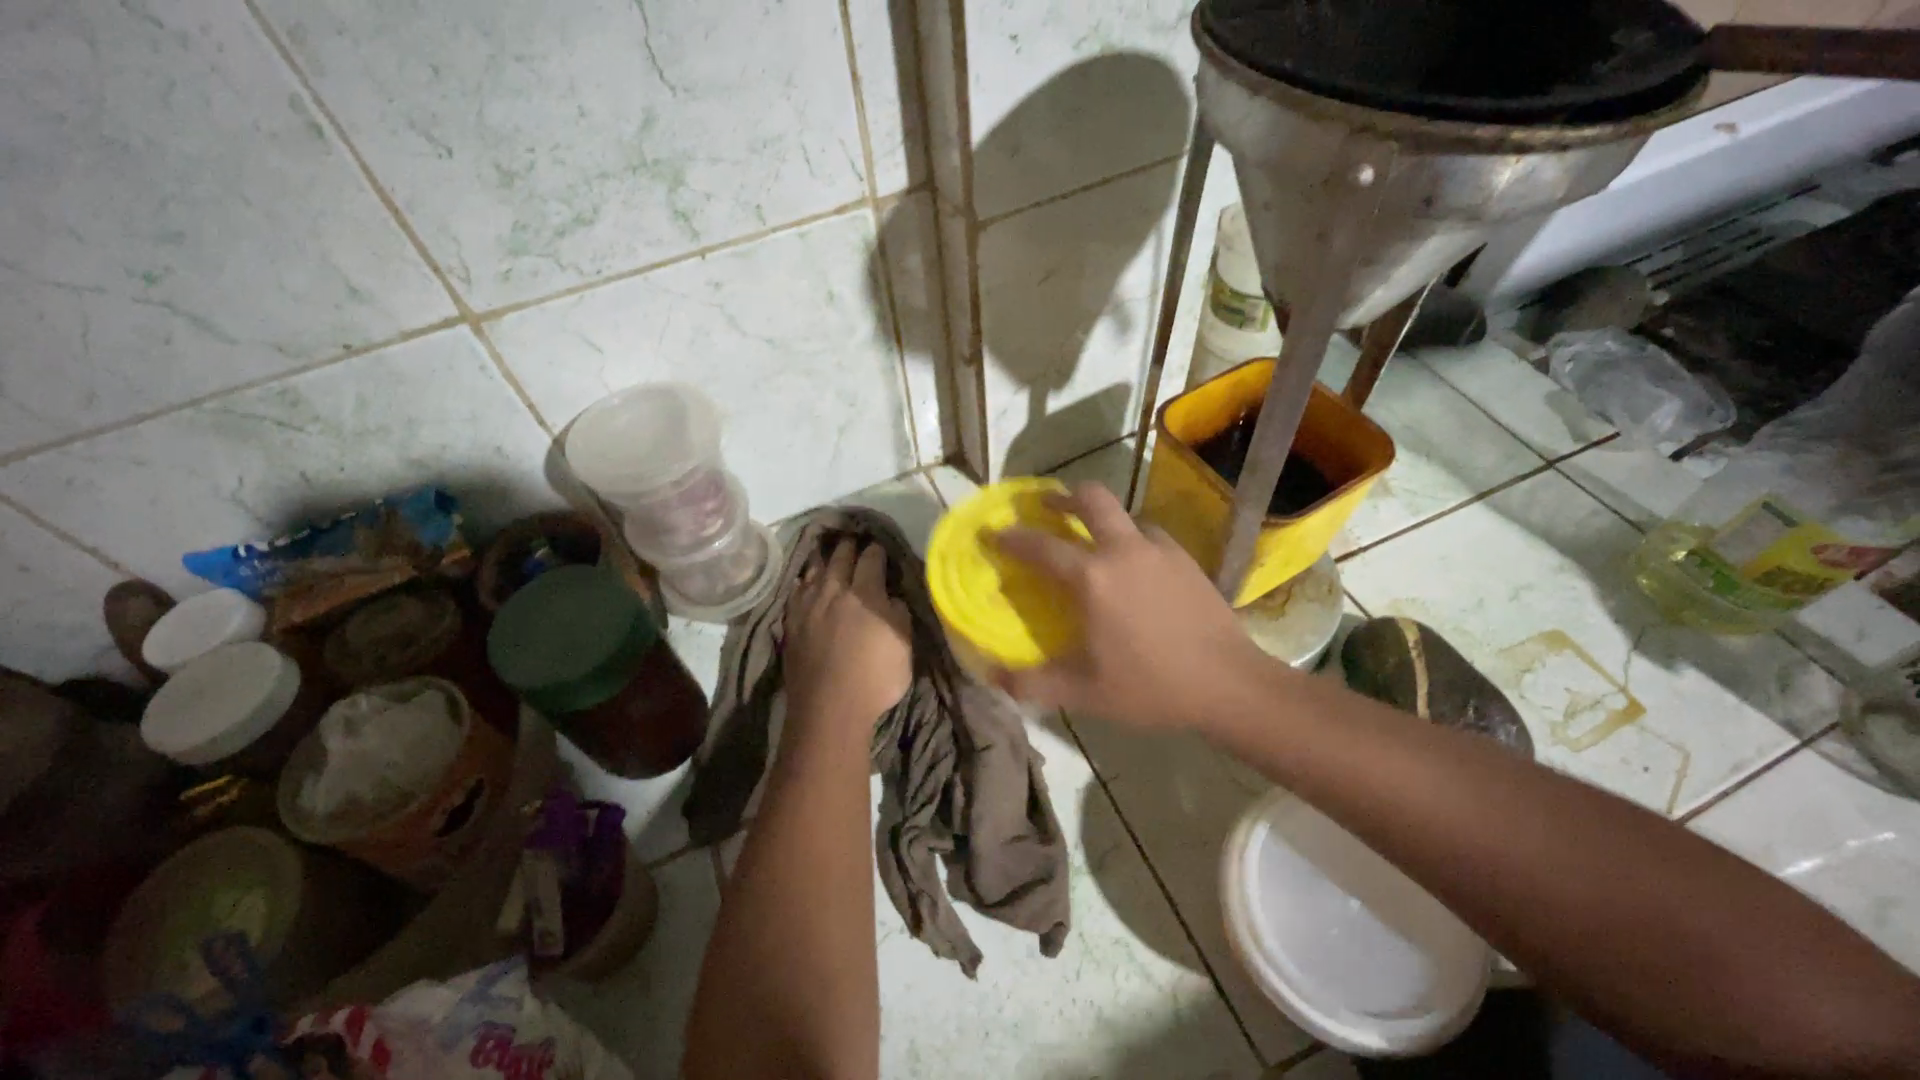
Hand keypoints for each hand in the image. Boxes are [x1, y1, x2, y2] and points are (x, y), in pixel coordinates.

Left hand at [784, 539, 912, 729]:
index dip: (878, 551)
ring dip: (824, 560)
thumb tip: (892, 598)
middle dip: (849, 547)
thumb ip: (899, 615)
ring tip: (828, 554)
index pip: (872, 560)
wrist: (828, 707)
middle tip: (854, 540)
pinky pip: (796, 592)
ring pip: (815, 572)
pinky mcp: (791, 623)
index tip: (881, 548)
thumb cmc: (875, 678)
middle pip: (840, 559)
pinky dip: (803, 582)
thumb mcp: (904, 646)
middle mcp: (835, 591)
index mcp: (866, 593)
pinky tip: (804, 582)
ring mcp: (808, 606)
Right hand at [991, 483, 1277, 732]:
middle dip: (1063, 497)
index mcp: (1092, 578)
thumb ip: (1033, 683)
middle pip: (1091, 499)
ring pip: (1125, 515)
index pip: (1041, 546)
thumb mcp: (1085, 693)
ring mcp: (1160, 551)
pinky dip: (1133, 539)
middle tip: (1047, 507)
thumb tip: (992, 677)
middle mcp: (1124, 551)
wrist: (1229, 683)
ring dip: (1102, 518)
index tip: (992, 533)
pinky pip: (1150, 535)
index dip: (1012, 538)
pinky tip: (1135, 565)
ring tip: (1092, 540)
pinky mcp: (1187, 560)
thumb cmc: (1151, 688)